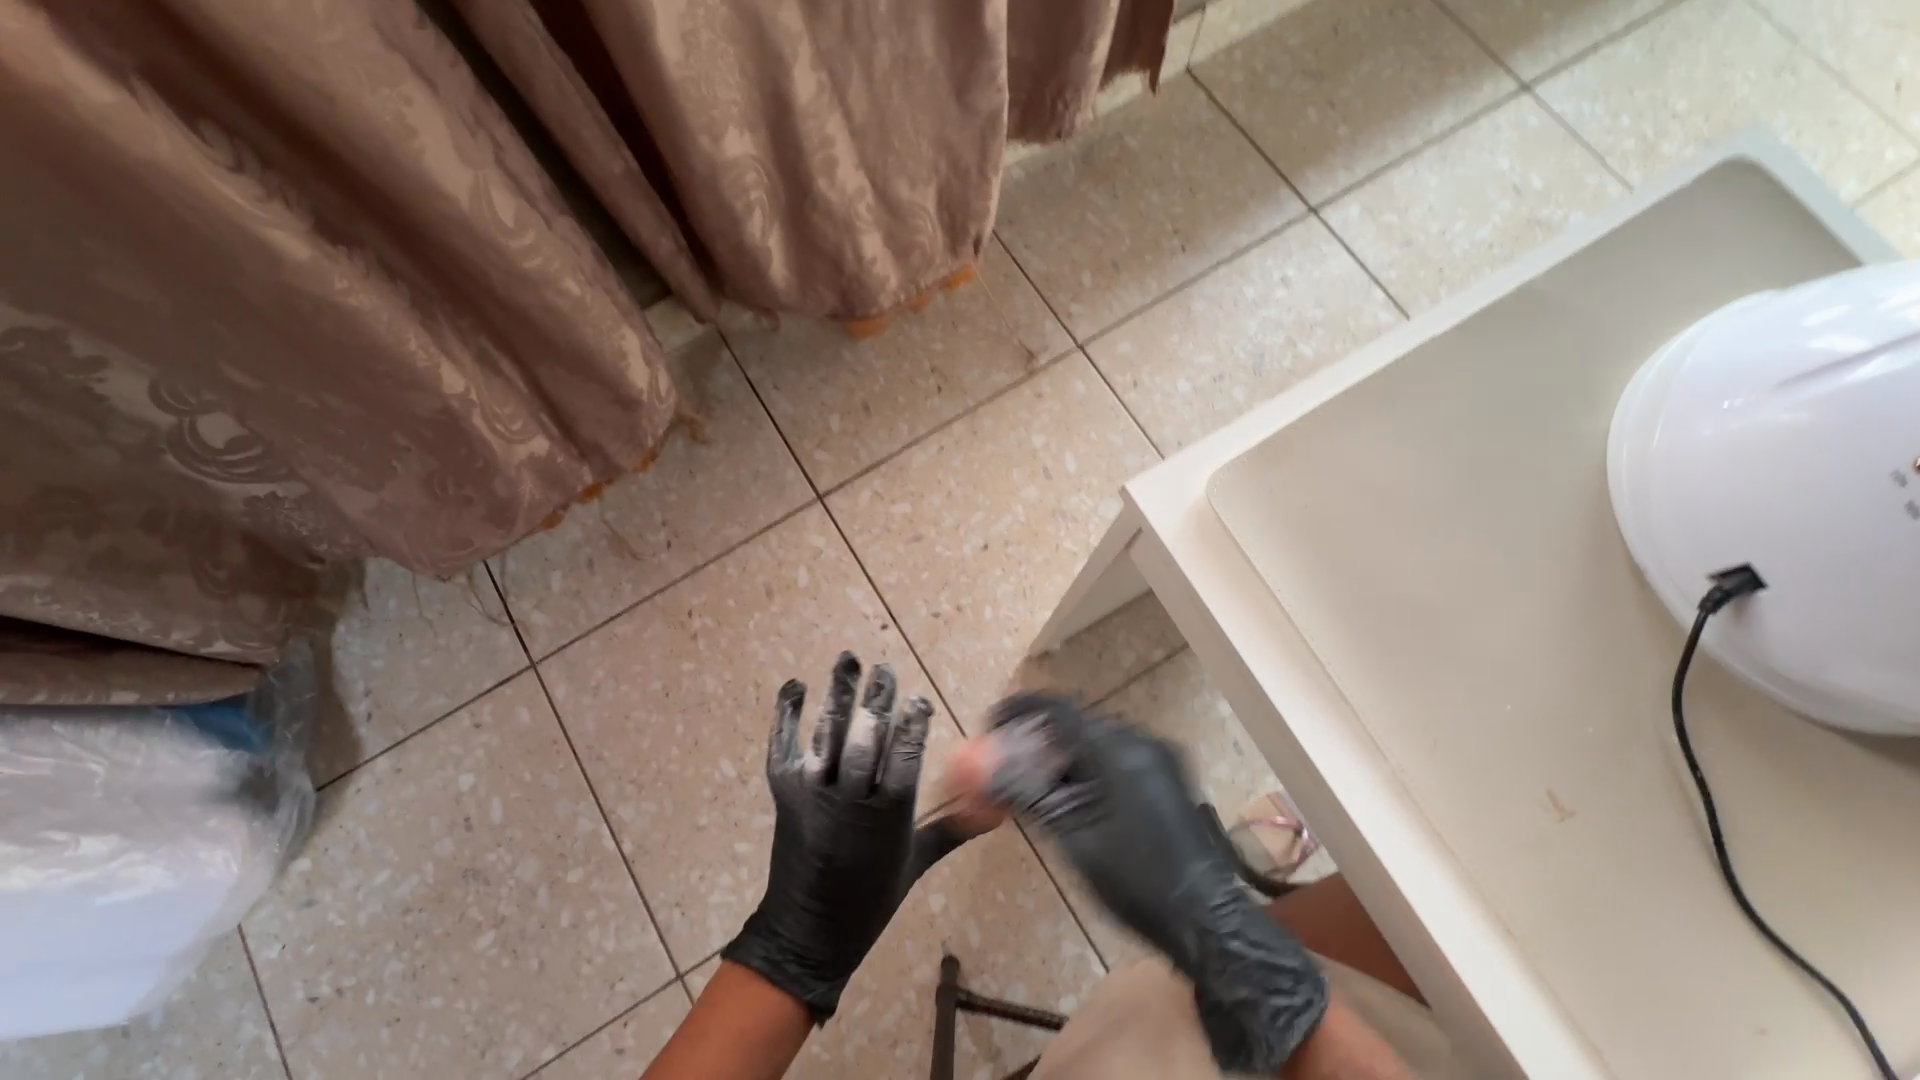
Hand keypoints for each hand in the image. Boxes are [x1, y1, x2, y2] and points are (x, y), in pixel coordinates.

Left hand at [721, 653, 970, 1021]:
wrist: (807, 932)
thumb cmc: (870, 898)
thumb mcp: (916, 862)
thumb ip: (953, 828)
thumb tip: (997, 811)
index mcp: (888, 816)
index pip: (904, 758)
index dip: (912, 726)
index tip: (918, 700)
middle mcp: (850, 799)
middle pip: (866, 738)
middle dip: (876, 700)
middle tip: (885, 669)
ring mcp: (812, 793)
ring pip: (828, 735)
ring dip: (838, 695)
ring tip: (848, 659)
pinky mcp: (783, 793)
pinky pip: (783, 747)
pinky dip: (786, 716)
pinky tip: (796, 686)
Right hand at [985, 692, 1329, 1073]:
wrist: (1207, 918)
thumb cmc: (1136, 882)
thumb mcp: (1074, 840)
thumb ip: (1031, 797)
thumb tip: (988, 773)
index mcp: (1118, 752)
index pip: (1059, 709)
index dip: (1020, 710)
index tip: (991, 722)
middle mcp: (1142, 743)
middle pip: (1077, 722)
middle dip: (1038, 737)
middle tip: (1007, 759)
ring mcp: (1160, 758)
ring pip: (1097, 740)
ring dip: (1061, 754)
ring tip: (1032, 784)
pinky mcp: (1168, 776)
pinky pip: (1118, 756)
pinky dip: (1087, 766)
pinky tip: (1069, 796)